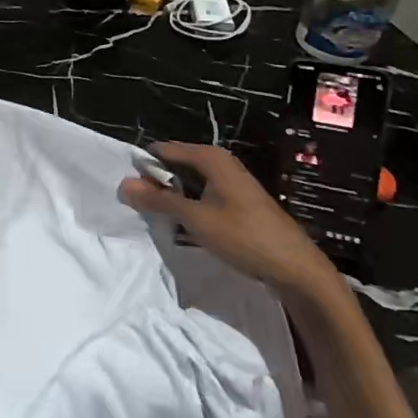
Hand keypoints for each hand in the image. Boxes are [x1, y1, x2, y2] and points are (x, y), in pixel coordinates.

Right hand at [119, 142, 338, 298]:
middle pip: (177, 165)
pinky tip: (183, 227)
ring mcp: (231, 182)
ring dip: (174, 199)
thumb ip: (159, 201)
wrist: (294, 267)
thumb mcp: (195, 219)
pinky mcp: (237, 201)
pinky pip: (204, 196)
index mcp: (211, 158)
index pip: (164, 150)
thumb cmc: (243, 236)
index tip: (126, 189)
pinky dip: (190, 207)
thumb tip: (123, 184)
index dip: (144, 167)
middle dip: (158, 184)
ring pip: (190, 183)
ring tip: (157, 219)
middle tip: (139, 208)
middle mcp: (221, 162)